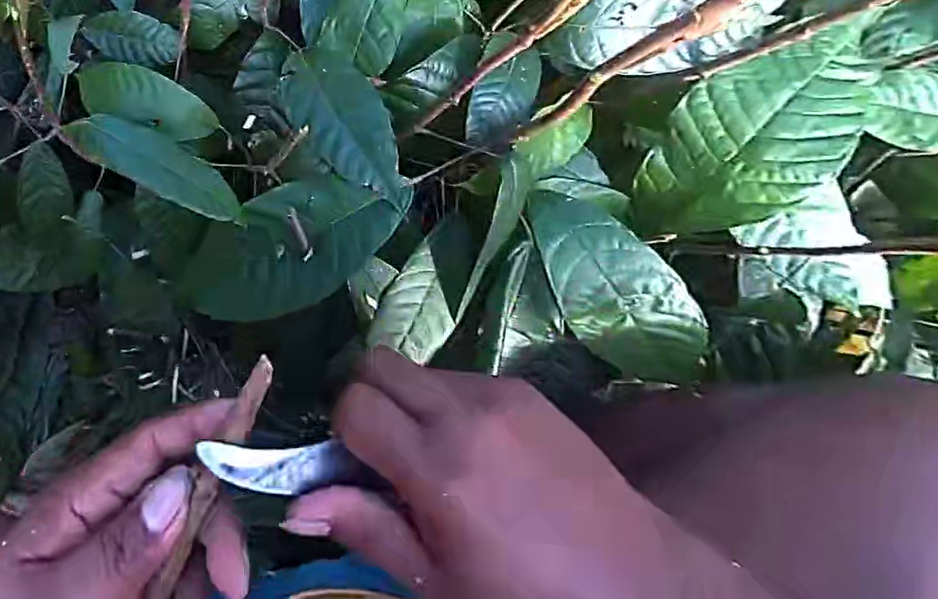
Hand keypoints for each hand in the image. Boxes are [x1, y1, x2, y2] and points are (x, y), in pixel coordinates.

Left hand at [0, 400, 249, 598]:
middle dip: (218, 515)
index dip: (196, 422)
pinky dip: (206, 581)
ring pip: (194, 526)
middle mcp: (112, 514)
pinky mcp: (145, 582)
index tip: (242, 414)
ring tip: (225, 592)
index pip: (146, 444)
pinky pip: (191, 568)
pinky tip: (207, 597)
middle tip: (235, 574)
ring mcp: (131, 550)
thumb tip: (180, 484)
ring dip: (218, 554)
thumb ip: (115, 549)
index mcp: (80, 500)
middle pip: (182, 485)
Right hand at [284, 349, 771, 598]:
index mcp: (438, 469)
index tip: (357, 465)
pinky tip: (479, 453)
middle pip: (376, 361)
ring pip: (418, 368)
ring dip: (408, 402)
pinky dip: (448, 404)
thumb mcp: (441, 585)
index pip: (354, 404)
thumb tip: (296, 504)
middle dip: (364, 396)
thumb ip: (367, 530)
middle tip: (382, 449)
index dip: (343, 432)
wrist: (640, 584)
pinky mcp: (523, 386)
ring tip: (438, 457)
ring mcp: (497, 391)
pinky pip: (460, 377)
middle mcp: (463, 412)